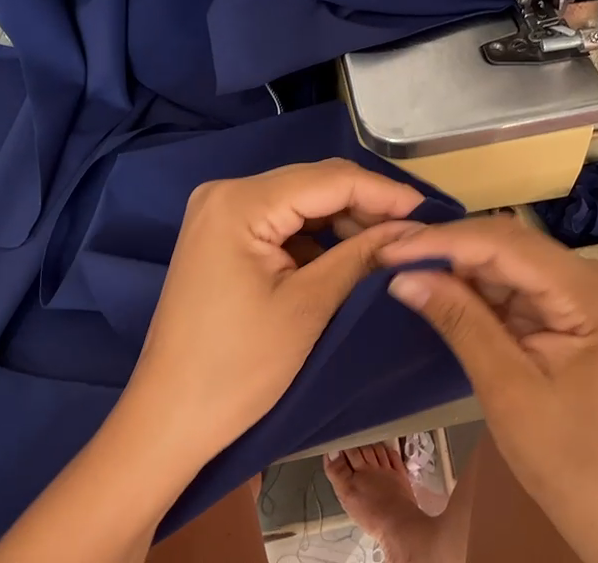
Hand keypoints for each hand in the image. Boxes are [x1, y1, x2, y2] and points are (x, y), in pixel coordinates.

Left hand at [0, 160, 424, 562]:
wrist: (169, 419)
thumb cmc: (238, 367)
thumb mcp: (309, 306)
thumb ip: (361, 255)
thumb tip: (412, 229)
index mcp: (240, 202)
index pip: (327, 179)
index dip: (382, 191)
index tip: (428, 210)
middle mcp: (225, 192)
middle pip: (311, 185)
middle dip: (364, 206)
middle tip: (413, 232)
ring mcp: (218, 214)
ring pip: (298, 203)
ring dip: (342, 221)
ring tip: (388, 245)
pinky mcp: (220, 237)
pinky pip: (279, 223)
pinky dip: (315, 237)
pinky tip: (348, 254)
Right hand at [379, 218, 597, 562]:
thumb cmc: (564, 457)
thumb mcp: (505, 387)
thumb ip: (458, 321)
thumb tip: (402, 275)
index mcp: (595, 295)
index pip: (509, 246)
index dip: (445, 242)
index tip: (391, 249)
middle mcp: (595, 278)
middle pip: (509, 246)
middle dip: (448, 249)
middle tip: (389, 254)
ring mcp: (583, 290)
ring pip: (507, 260)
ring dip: (457, 265)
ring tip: (404, 264)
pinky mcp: (568, 306)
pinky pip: (513, 283)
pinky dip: (474, 286)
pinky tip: (438, 284)